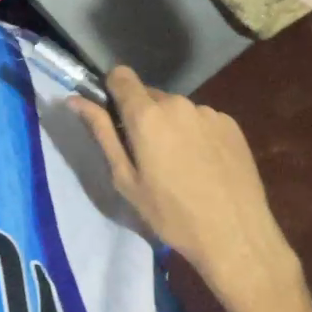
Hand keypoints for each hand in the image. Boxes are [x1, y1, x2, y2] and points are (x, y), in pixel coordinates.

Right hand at [72, 67, 300, 287]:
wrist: (236, 236)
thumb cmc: (171, 214)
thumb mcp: (126, 179)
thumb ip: (102, 133)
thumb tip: (75, 100)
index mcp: (146, 115)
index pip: (121, 75)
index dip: (113, 90)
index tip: (115, 117)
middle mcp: (177, 103)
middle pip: (149, 95)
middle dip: (143, 115)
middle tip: (148, 155)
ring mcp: (208, 112)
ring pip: (177, 109)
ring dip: (171, 126)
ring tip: (181, 165)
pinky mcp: (231, 124)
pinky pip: (202, 120)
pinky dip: (196, 134)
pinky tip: (205, 166)